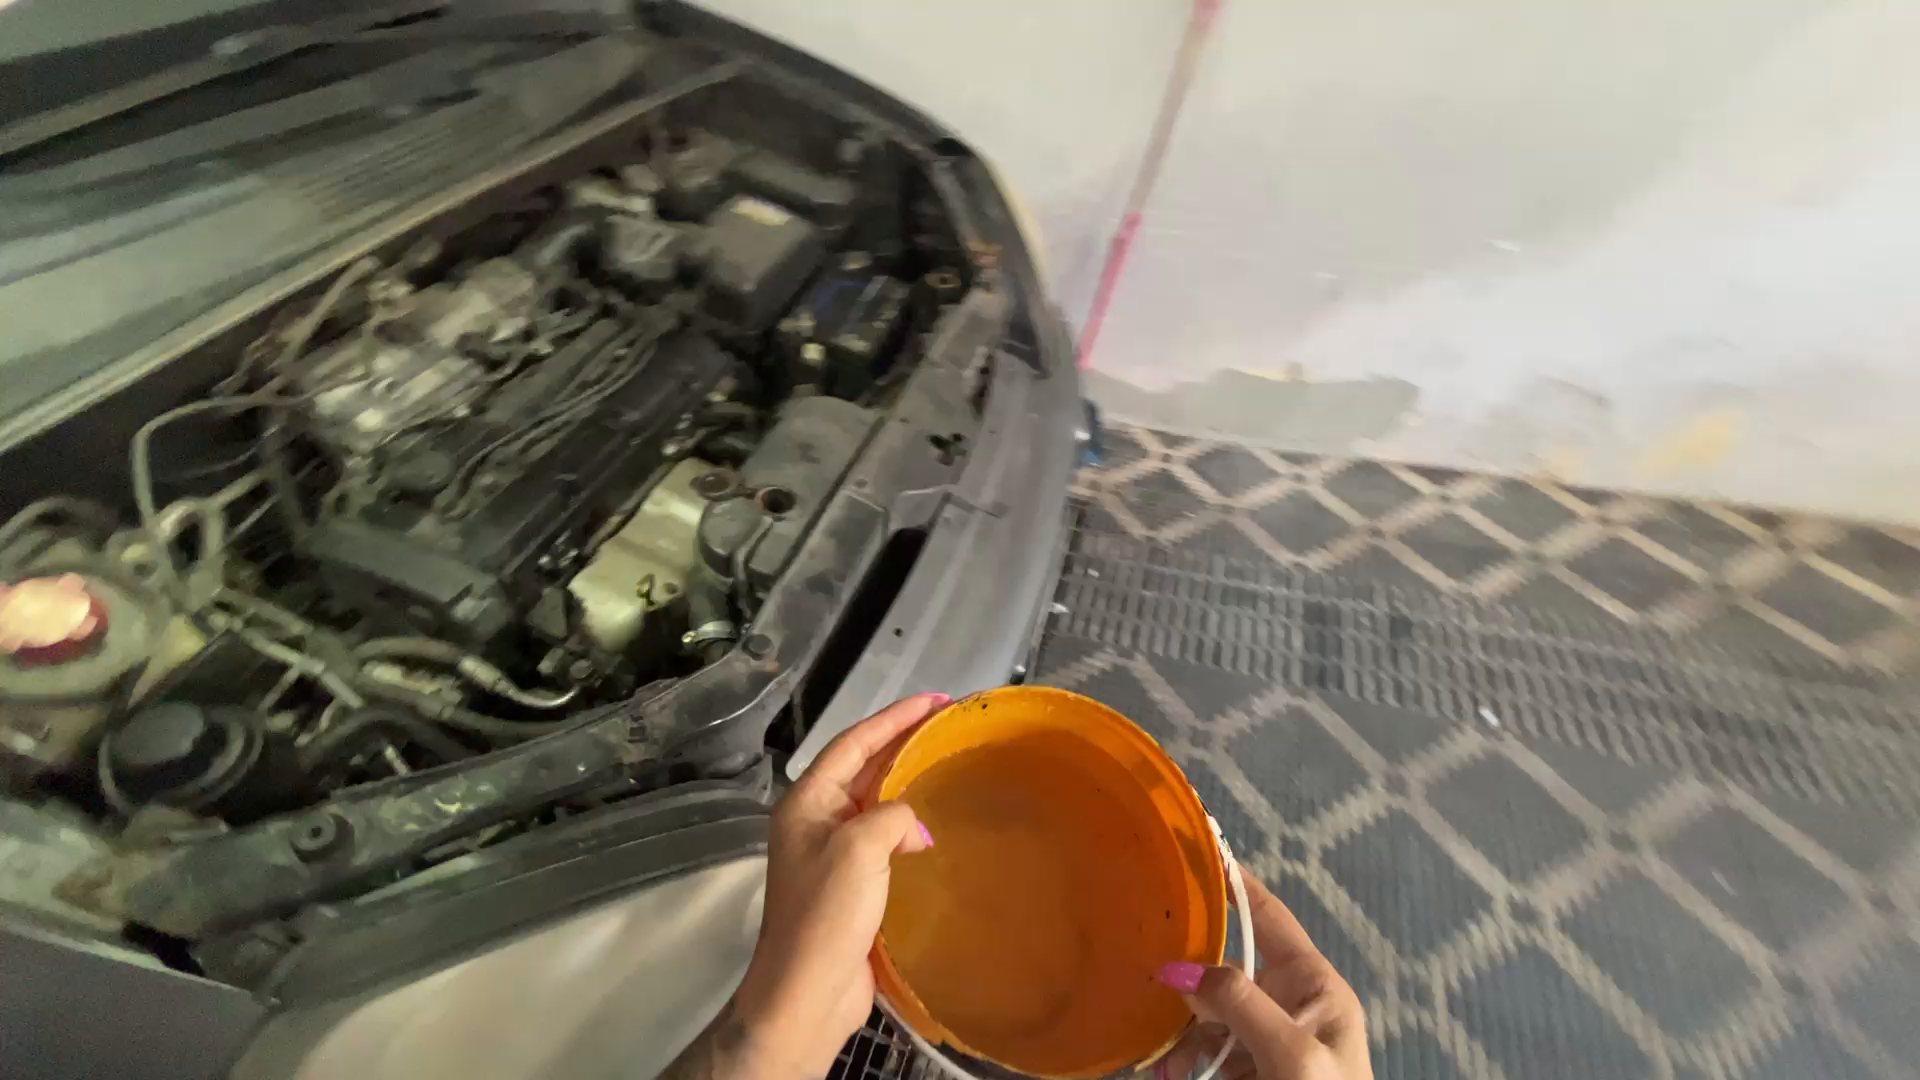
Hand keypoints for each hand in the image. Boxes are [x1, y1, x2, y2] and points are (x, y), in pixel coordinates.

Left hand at [730, 693, 946, 1079]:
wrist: (806, 994)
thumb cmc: (825, 912)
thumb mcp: (859, 848)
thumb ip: (892, 816)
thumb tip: (914, 828)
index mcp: (807, 800)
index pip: (854, 742)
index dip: (893, 717)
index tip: (932, 700)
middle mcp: (816, 818)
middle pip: (862, 764)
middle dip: (901, 741)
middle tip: (943, 721)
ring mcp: (831, 849)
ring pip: (874, 799)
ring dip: (905, 780)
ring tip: (942, 761)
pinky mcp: (849, 879)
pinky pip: (881, 835)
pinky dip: (906, 823)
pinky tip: (930, 828)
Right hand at [1154, 874, 1371, 1079]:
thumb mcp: (1292, 1056)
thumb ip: (1236, 1003)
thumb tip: (1175, 969)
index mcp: (1315, 986)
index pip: (1267, 915)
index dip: (1233, 880)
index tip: (1194, 847)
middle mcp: (1291, 1004)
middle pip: (1227, 966)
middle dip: (1187, 978)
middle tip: (1148, 976)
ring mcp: (1271, 1041)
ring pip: (1210, 1014)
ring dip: (1182, 1036)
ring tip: (1161, 1066)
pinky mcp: (1253, 1072)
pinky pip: (1209, 1052)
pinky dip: (1186, 1061)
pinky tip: (1166, 1073)